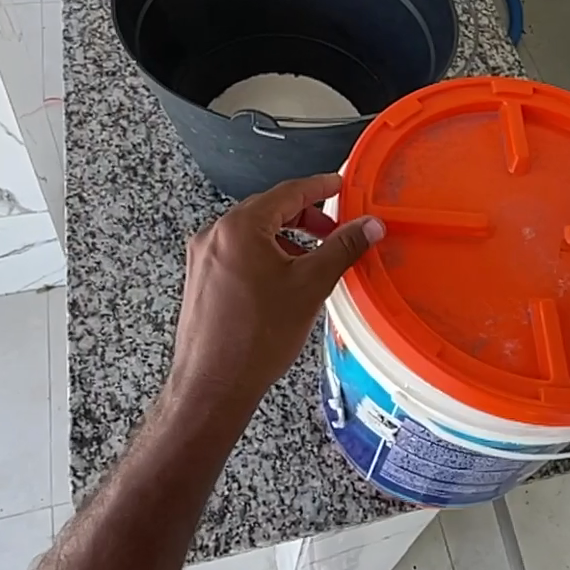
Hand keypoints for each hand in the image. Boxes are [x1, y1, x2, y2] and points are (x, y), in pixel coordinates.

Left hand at [171, 174, 384, 409]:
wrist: (214, 384)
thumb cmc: (256, 338)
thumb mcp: (311, 285)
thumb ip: (343, 248)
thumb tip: (368, 226)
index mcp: (240, 227)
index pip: (288, 192)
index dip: (319, 187)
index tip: (338, 185)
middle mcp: (215, 235)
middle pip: (269, 209)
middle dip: (305, 217)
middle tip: (334, 229)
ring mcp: (204, 257)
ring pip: (253, 232)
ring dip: (286, 237)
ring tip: (313, 257)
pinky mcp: (201, 279)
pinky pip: (238, 252)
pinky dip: (266, 254)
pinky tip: (284, 277)